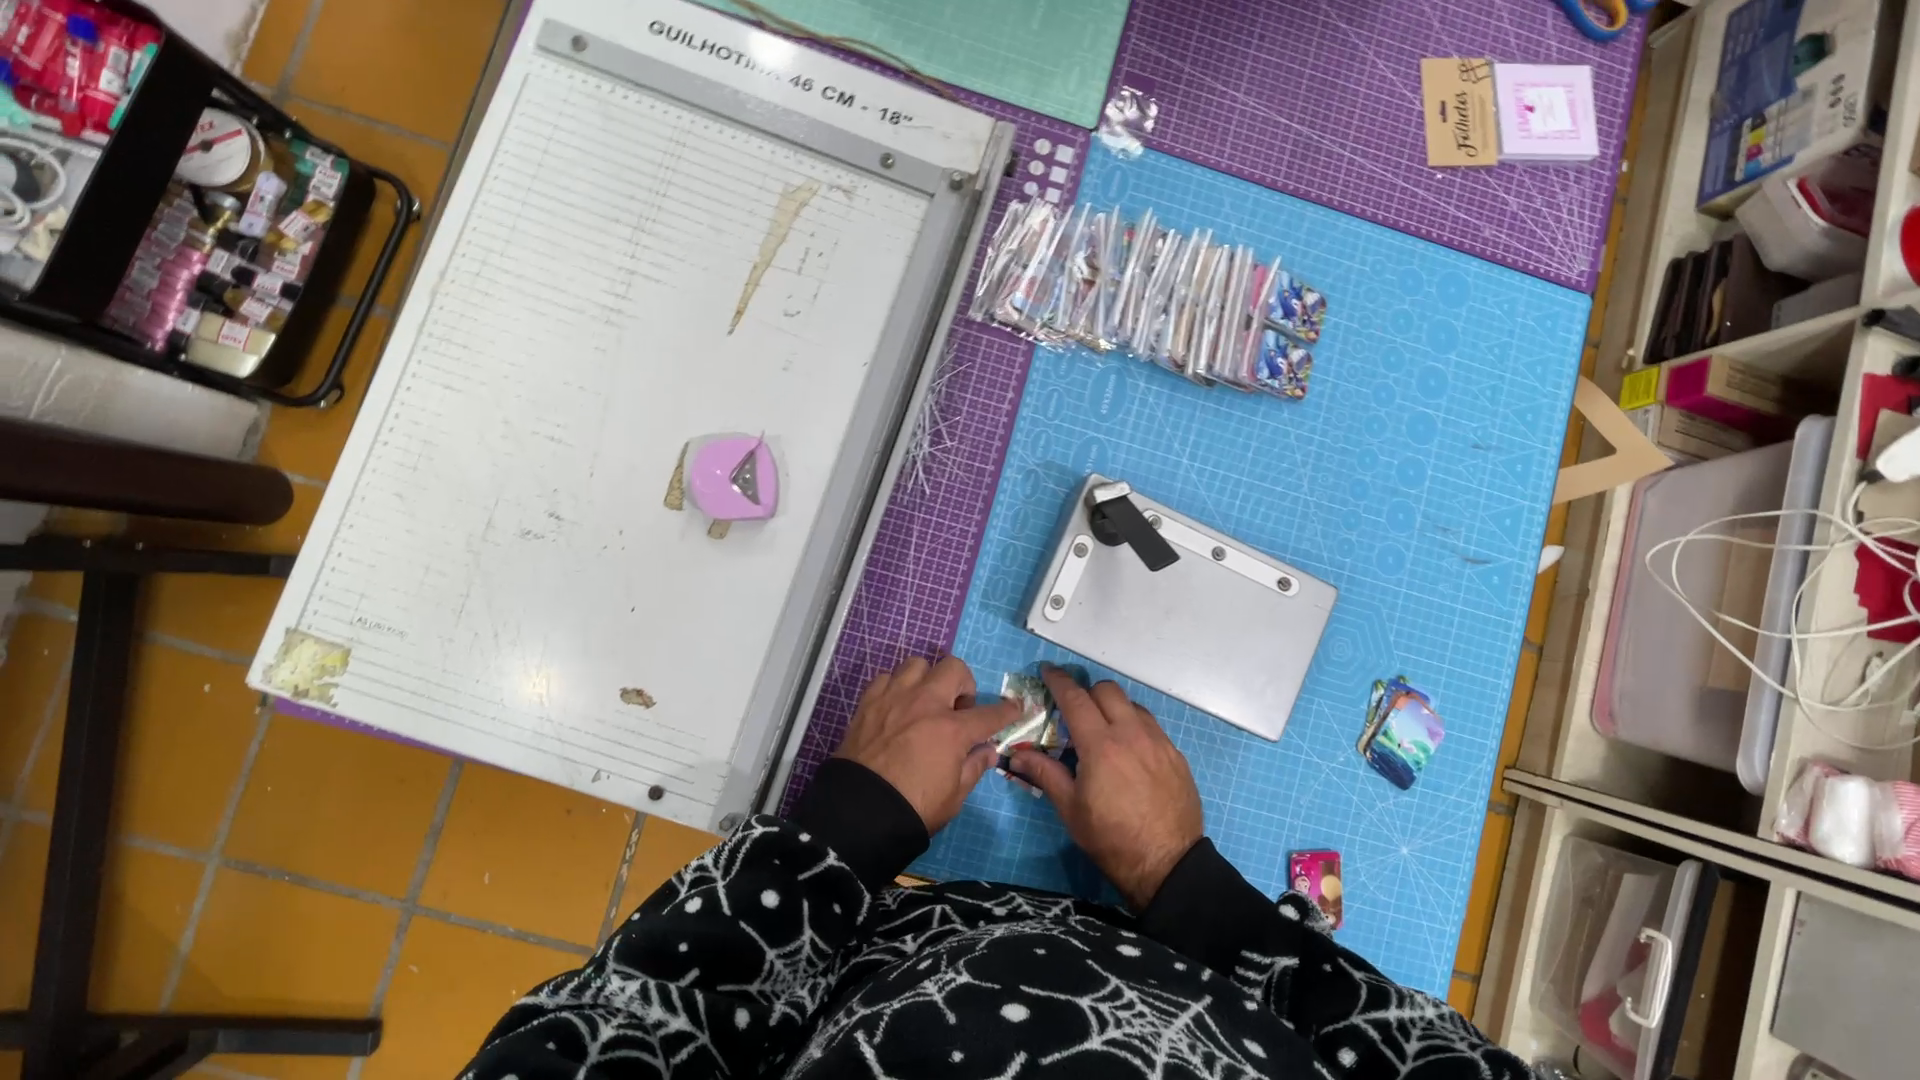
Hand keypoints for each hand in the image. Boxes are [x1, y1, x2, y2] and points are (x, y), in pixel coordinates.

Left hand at [835, 655, 1017, 833]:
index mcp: (951, 729)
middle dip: (963, 684)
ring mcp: (894, 698)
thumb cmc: (914, 808)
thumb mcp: (954, 796)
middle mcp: (924, 703)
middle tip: (958, 709)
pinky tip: (897, 707)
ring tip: (924, 702)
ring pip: (917, 664)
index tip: (1015, 708)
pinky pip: (886, 678)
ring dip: (927, 679)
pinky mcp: (868, 702)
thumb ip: (973, 767)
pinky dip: (896, 687)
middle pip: (953, 668)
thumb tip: (987, 750)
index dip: (1006, 711)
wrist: (859, 813)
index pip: (989, 714)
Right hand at [1012, 666, 1202, 910]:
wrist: (1167, 863)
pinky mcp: (1175, 755)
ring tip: (1103, 730)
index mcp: (1100, 745)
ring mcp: (1158, 742)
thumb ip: (1044, 774)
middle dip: (1087, 692)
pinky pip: (1152, 726)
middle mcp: (1131, 734)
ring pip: (1132, 705)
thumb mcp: (1070, 809)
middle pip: (1107, 690)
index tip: (1048, 671)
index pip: (1075, 699)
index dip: (1058, 681)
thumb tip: (1015, 756)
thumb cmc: (1111, 839)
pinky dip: (1135, 726)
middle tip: (1074, 709)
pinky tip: (1129, 751)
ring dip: (1113, 707)